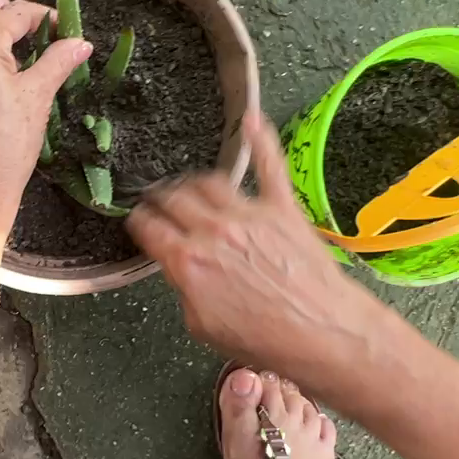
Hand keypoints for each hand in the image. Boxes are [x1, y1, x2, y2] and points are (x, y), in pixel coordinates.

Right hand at [127, 114, 386, 376]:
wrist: (321, 333)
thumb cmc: (264, 340)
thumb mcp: (201, 327)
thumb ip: (185, 290)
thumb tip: (184, 272)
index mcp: (188, 262)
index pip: (149, 229)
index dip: (138, 223)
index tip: (137, 221)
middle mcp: (213, 231)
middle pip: (173, 199)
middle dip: (159, 200)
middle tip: (157, 201)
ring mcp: (249, 214)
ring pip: (208, 182)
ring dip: (191, 182)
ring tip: (188, 185)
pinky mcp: (282, 208)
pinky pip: (268, 165)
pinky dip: (259, 138)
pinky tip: (250, 118)